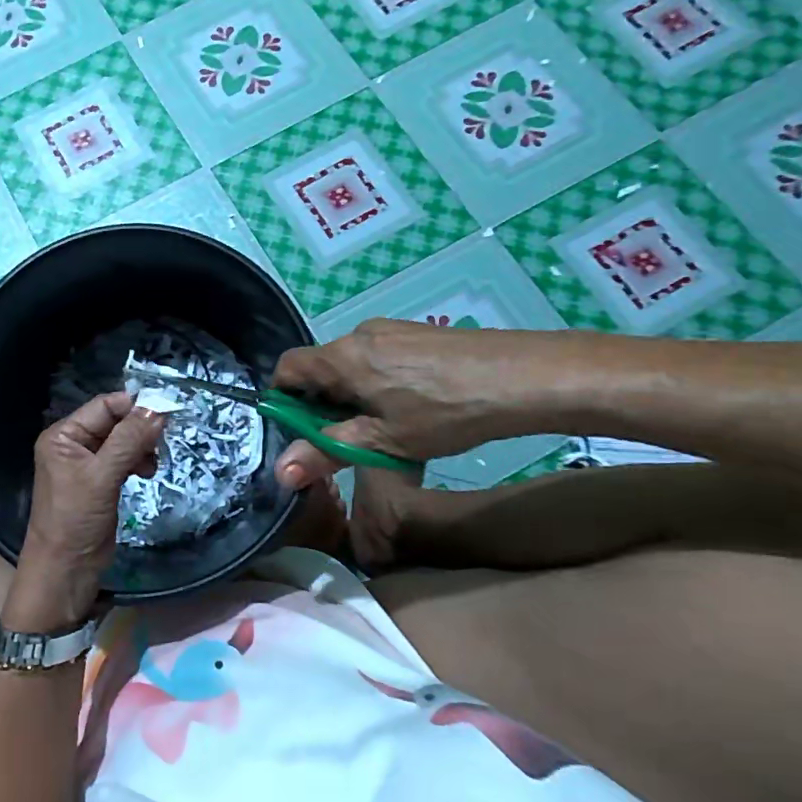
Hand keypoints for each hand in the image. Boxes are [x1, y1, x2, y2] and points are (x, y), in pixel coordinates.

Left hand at [7, 393, 165, 632]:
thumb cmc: (75, 520)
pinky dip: (139, 462)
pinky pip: (125, 459)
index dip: (135, 406)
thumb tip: (158, 409)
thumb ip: (128, 441)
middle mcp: (74, 444)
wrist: (65, 572)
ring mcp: (87, 464)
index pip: (105, 405)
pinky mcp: (100, 482)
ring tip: (153, 464)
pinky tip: (148, 473)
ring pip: (124, 440)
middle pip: (116, 421)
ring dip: (142, 447)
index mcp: (64, 435)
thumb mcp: (102, 477)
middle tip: (163, 442)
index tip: (167, 412)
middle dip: (141, 429)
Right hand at [270, 319, 555, 488]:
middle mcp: (360, 333)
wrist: (521, 378)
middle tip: (346, 442)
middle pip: (321, 367)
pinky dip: (376, 385)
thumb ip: (328, 451)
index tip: (300, 433)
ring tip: (383, 430)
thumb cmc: (445, 413)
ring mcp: (392, 330)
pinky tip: (410, 409)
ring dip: (352, 397)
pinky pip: (378, 358)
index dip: (283, 400)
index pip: (287, 367)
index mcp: (343, 356)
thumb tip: (280, 471)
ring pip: (352, 365)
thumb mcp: (384, 441)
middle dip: (322, 405)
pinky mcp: (417, 334)